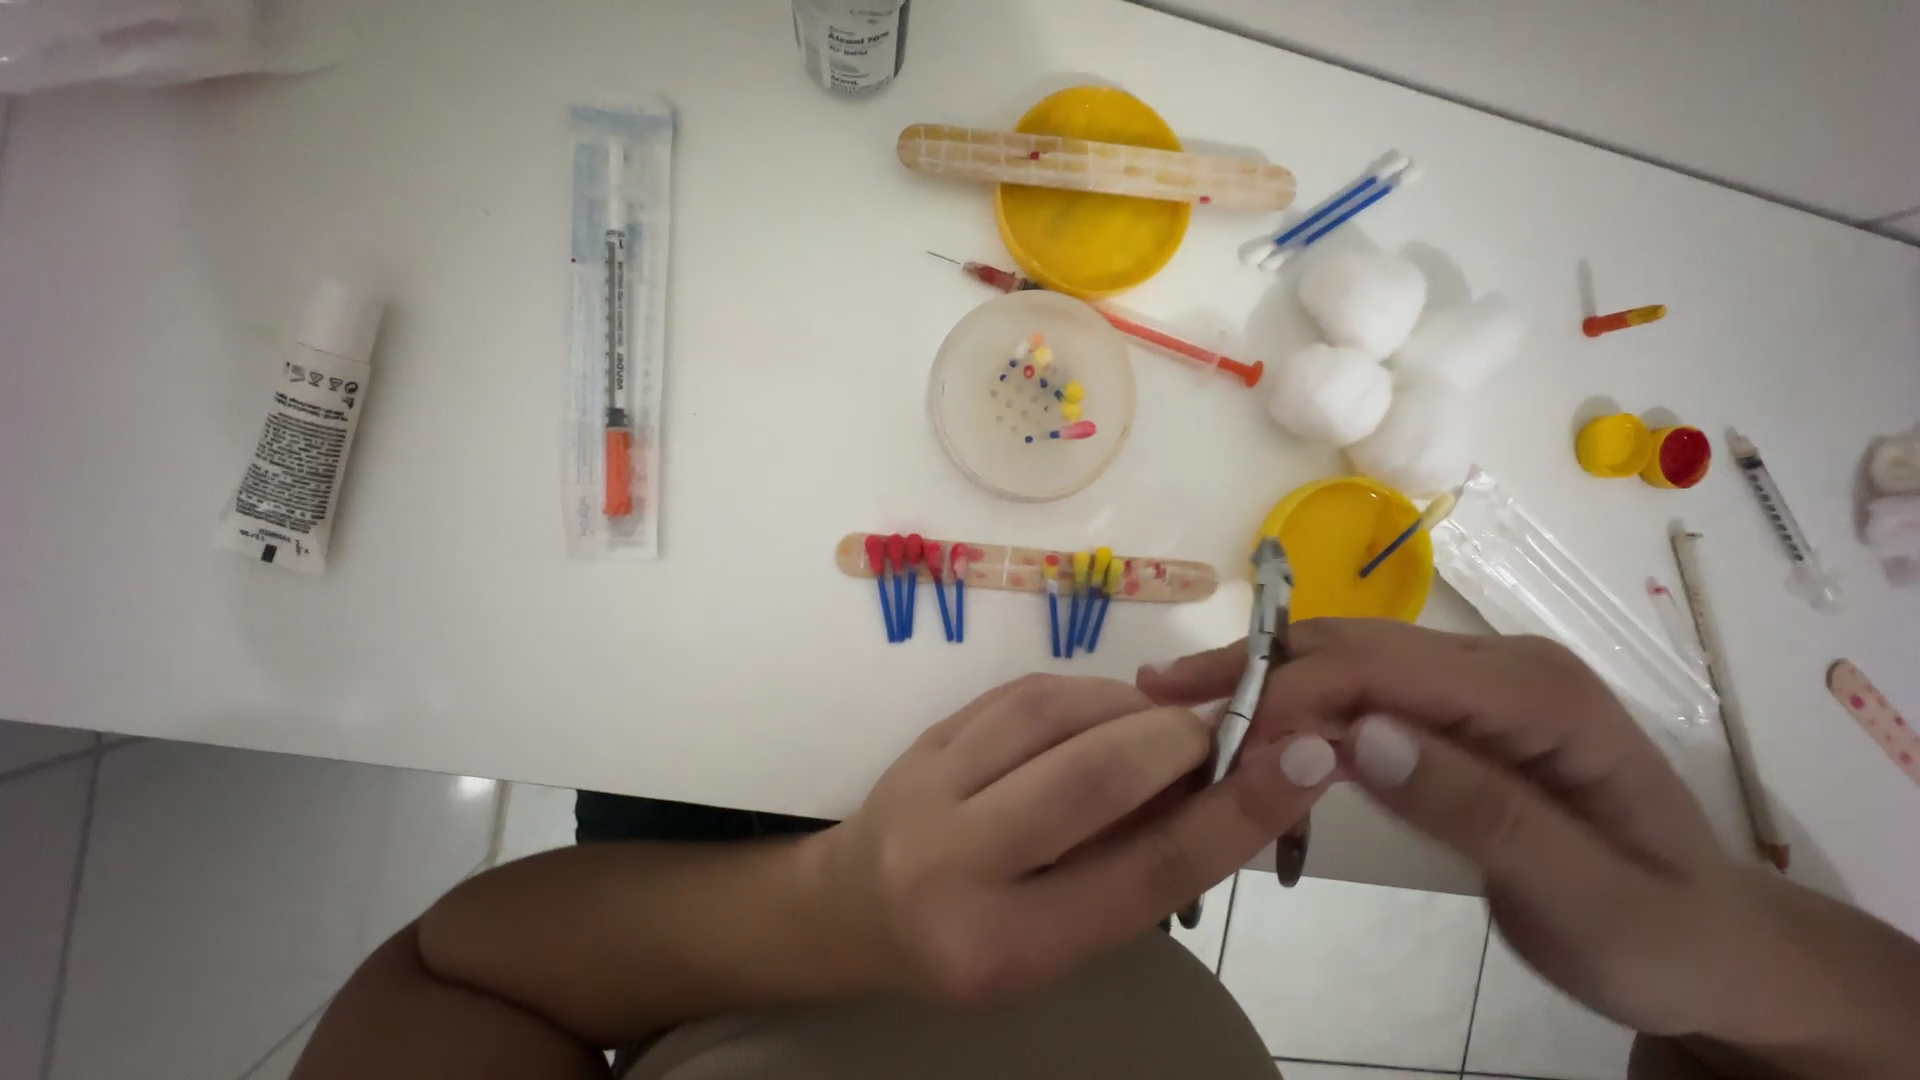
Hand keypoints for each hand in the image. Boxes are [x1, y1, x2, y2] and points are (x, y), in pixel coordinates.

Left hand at [806, 673, 1335, 1003]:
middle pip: (1094, 778)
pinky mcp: (926, 737)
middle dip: (1180, 742)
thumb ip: (1137, 868)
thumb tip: (1226, 786)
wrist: (856, 907)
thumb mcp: (1059, 938)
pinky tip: (1112, 711)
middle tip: (1227, 732)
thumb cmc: (972, 940)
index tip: (1300, 760)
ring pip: (1055, 715)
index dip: (1233, 813)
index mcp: (1008, 944)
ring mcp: (930, 787)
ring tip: (1164, 725)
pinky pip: (1024, 693)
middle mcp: (958, 863)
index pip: (1142, 872)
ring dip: (1134, 707)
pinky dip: (1089, 694)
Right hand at [1138, 619, 1755, 1037]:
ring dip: (1260, 677)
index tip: (1219, 741)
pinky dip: (1291, 701)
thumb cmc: (1657, 934)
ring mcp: (1474, 679)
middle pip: (1351, 646)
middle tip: (1163, 697)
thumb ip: (1480, 811)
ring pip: (1343, 657)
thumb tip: (1363, 736)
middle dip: (1253, 668)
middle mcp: (1499, 664)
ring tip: (1182, 700)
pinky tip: (1247, 720)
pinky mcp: (1451, 704)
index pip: (1384, 669)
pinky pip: (1357, 687)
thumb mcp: (1586, 900)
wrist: (1713, 943)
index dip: (1291, 694)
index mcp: (1538, 696)